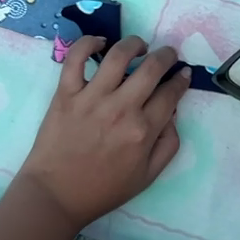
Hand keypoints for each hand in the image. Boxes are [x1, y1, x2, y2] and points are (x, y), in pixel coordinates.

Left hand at [11, 35, 190, 230]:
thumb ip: (168, 145)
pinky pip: (76, 57)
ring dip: (135, 44)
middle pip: (152, 67)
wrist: (56, 196)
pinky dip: (88, 43)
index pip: (170, 93)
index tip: (183, 73)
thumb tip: (173, 113)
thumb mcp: (146, 177)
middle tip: (167, 54)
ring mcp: (92, 98)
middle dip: (166, 55)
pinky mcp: (66, 92)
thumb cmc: (102, 189)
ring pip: (119, 54)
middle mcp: (121, 109)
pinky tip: (100, 43)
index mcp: (142, 131)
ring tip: (139, 46)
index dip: (181, 79)